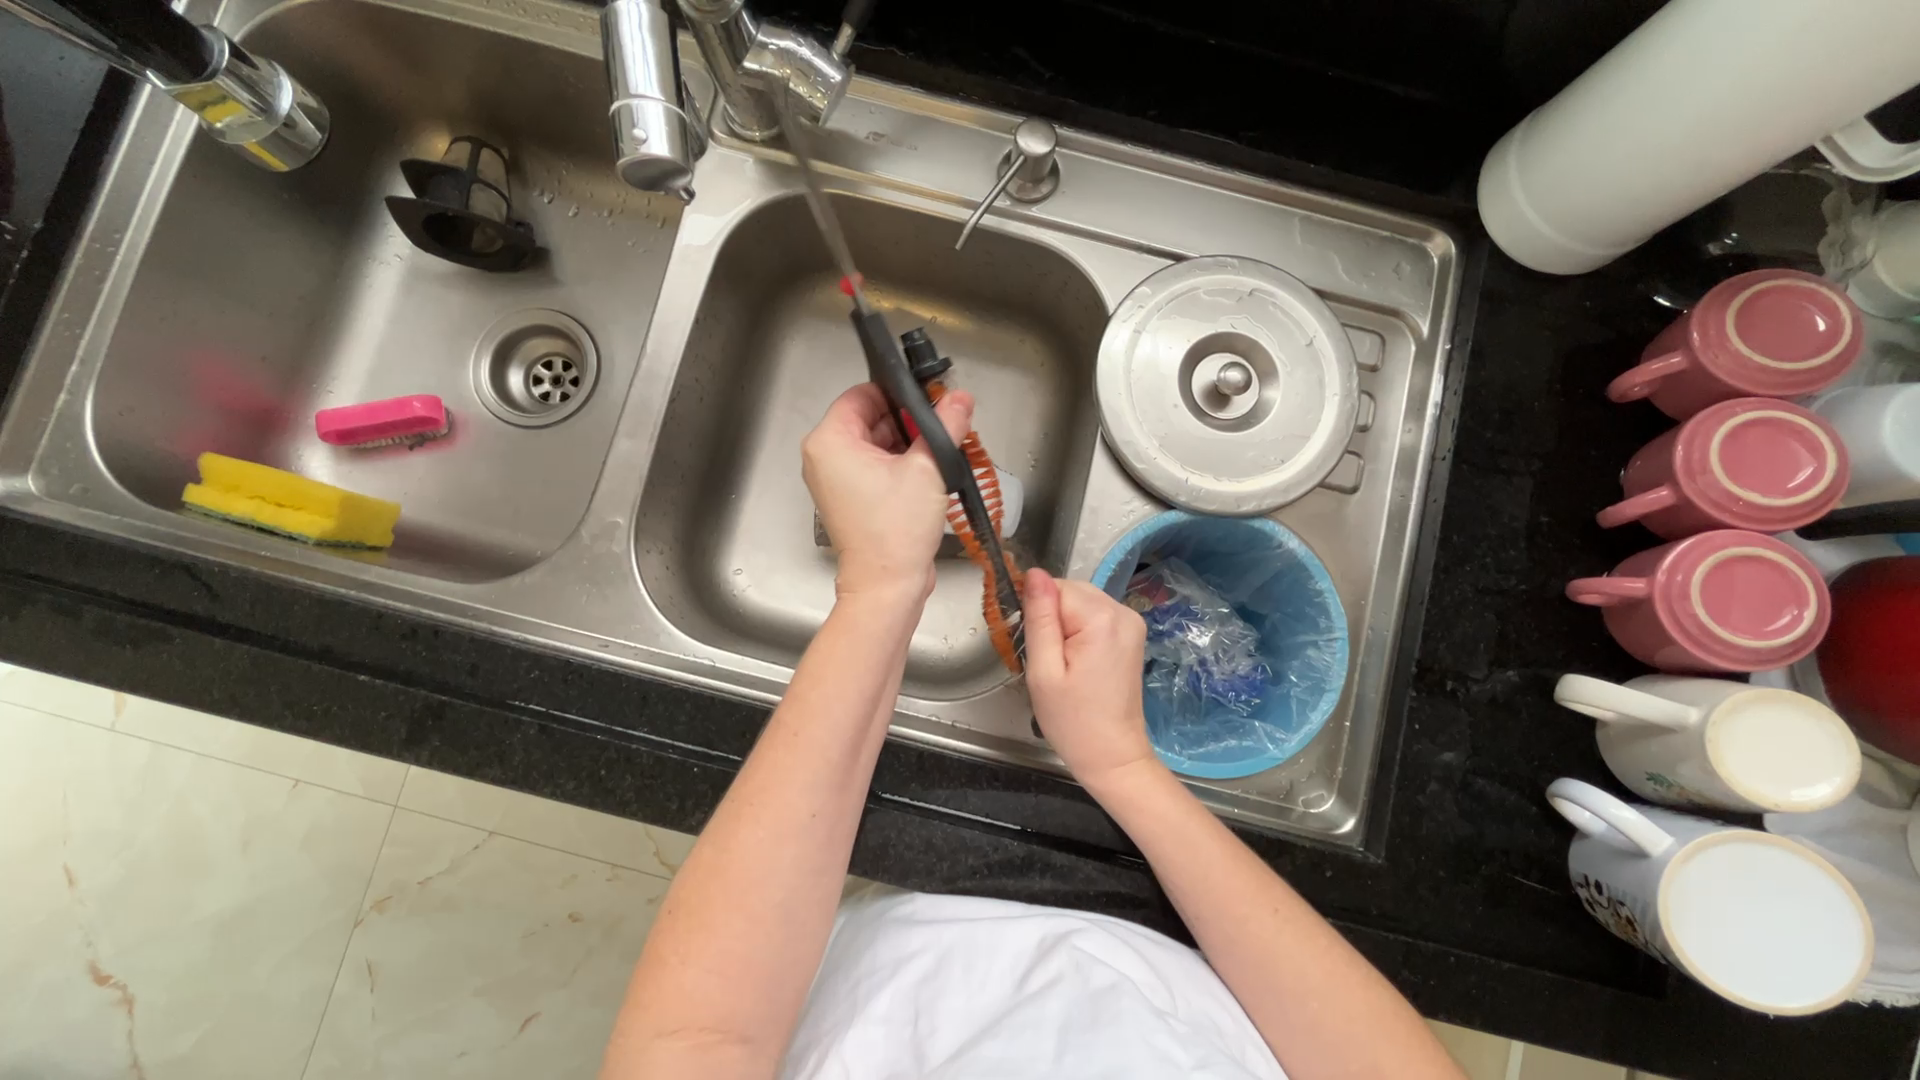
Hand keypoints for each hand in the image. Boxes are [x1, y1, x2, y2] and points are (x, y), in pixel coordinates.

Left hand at [802, 382, 973, 601]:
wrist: (888, 586)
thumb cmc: (895, 533)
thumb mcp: (928, 468)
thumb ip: (946, 425)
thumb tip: (958, 400)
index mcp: (830, 441)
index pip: (864, 393)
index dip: (899, 394)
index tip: (929, 402)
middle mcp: (824, 458)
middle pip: (870, 418)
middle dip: (908, 422)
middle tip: (941, 431)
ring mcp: (835, 481)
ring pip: (875, 443)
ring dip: (908, 445)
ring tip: (936, 458)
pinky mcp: (851, 499)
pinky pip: (874, 468)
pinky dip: (900, 466)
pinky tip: (927, 476)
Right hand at [1021, 568, 1158, 790]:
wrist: (1113, 755)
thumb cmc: (1072, 721)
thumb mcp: (1043, 670)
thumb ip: (1039, 617)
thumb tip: (1033, 574)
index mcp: (1101, 618)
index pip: (1054, 587)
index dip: (1038, 614)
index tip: (1038, 649)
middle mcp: (1123, 611)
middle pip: (1070, 591)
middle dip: (1052, 618)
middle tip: (1048, 660)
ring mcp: (1131, 622)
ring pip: (1081, 602)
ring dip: (1065, 625)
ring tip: (1063, 664)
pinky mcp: (1132, 634)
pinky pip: (1095, 615)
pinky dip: (1080, 631)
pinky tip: (1077, 661)